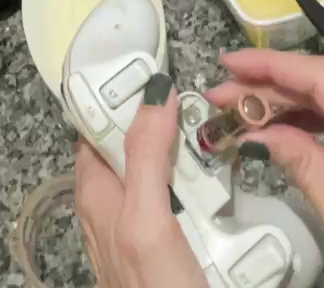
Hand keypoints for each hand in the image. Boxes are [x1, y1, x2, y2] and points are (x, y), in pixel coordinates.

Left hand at [73, 74, 210, 287]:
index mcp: (96, 192)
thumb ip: (145, 155)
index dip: (123, 96)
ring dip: (191, 159)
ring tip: (221, 143)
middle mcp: (114, 209)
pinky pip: (185, 207)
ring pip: (165, 176)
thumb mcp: (145, 219)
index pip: (99, 125)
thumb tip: (154, 92)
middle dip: (166, 127)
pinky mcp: (171, 252)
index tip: (157, 72)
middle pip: (137, 147)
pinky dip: (204, 193)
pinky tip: (227, 191)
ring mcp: (143, 232)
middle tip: (203, 110)